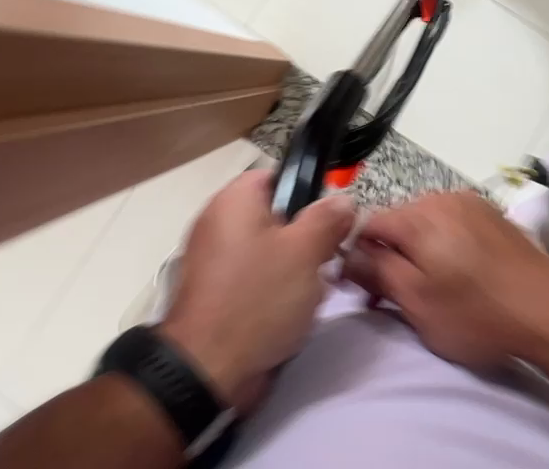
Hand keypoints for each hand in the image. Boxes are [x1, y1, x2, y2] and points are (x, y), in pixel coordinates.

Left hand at [156, 169, 354, 408]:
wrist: (206, 371)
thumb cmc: (258, 298)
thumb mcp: (305, 252)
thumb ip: (328, 219)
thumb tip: (342, 199)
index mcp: (235, 200)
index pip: (280, 176)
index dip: (310, 195)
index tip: (330, 221)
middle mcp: (218, 222)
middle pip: (277, 217)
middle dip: (307, 240)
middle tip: (326, 261)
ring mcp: (213, 260)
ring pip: (270, 252)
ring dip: (296, 270)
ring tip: (311, 294)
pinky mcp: (215, 294)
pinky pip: (254, 280)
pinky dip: (274, 293)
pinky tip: (291, 315)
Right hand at [341, 191, 548, 367]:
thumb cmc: (477, 312)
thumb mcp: (417, 301)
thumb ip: (377, 271)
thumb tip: (348, 254)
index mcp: (418, 216)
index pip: (367, 223)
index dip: (358, 256)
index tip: (364, 290)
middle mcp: (442, 198)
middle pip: (398, 221)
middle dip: (390, 254)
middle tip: (397, 297)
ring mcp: (471, 203)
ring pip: (426, 223)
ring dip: (418, 251)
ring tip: (430, 289)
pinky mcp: (492, 215)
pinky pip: (453, 224)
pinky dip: (445, 245)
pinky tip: (460, 275)